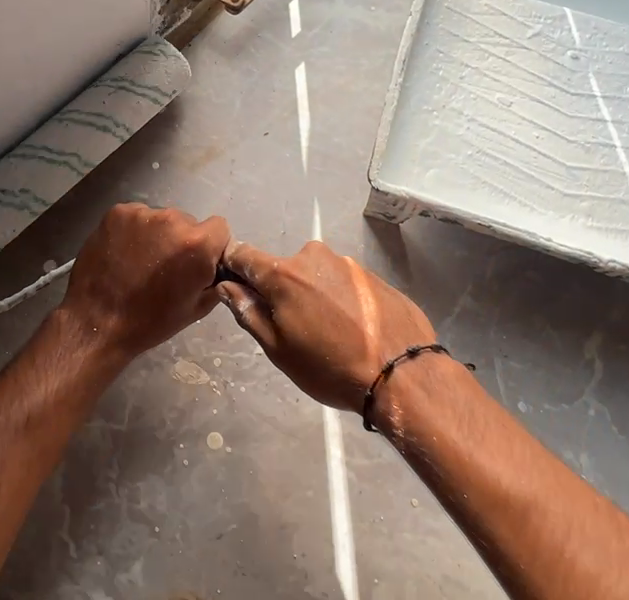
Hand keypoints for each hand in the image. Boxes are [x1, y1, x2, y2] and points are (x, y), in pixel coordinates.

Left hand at [60, 203, 231, 358]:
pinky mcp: (117, 212)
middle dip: (182, 240)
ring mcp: (142, 214)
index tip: (198, 262)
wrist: (97, 321)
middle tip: (166, 266)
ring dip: (158, 235)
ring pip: (161, 219)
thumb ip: (216, 278)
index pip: (219, 228)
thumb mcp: (197, 307)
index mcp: (196, 244)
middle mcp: (172, 219)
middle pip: (188, 222)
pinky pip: (138, 217)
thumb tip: (219, 264)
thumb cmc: (150, 321)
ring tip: (141, 262)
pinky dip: (135, 231)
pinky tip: (124, 253)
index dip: (212, 246)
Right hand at [217, 240, 437, 413]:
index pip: (243, 254)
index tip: (235, 287)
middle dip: (281, 291)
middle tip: (294, 329)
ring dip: (313, 295)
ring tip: (330, 333)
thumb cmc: (329, 367)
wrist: (402, 374)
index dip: (233, 268)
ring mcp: (346, 262)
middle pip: (283, 268)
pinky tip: (353, 329)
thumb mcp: (278, 349)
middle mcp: (313, 256)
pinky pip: (343, 282)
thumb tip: (227, 286)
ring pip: (315, 275)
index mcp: (284, 273)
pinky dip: (340, 299)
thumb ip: (248, 312)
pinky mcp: (372, 274)